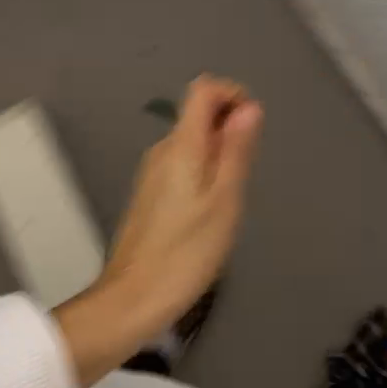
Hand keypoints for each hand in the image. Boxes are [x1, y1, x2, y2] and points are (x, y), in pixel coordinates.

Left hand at [52, 76, 264, 387]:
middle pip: (198, 113)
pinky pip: (183, 163)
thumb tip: (249, 107)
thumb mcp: (224, 201)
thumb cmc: (186, 251)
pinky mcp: (150, 193)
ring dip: (219, 153)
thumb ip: (236, 151)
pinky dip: (204, 171)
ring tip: (231, 198)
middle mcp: (163, 149)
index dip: (232, 95)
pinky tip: (211, 211)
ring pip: (192, 141)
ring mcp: (153, 171)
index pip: (203, 89)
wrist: (133, 298)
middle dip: (229, 128)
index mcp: (181, 144)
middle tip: (246, 173)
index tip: (253, 128)